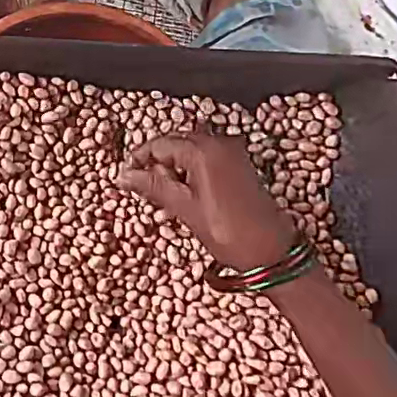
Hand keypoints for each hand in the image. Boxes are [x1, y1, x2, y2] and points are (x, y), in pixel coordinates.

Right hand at [117, 134, 296, 270]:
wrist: (273, 253)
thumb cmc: (229, 233)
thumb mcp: (184, 208)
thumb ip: (152, 186)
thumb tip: (123, 175)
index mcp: (203, 151)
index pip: (159, 144)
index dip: (139, 159)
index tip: (126, 176)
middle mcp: (219, 144)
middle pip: (175, 143)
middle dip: (156, 163)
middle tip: (143, 188)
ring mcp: (232, 154)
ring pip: (189, 151)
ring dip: (173, 169)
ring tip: (165, 197)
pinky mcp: (239, 166)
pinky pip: (206, 159)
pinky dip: (190, 172)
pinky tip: (185, 196)